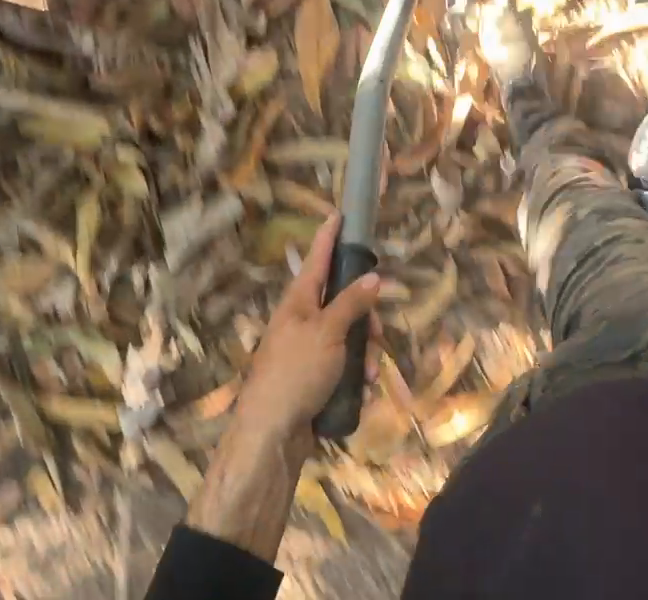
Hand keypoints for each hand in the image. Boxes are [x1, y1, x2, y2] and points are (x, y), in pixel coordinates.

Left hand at [232, 215, 381, 439]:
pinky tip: (363, 389)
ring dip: (364, 352)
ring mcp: (306, 349)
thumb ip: (352, 303)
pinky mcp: (312, 376)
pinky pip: (342, 364)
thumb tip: (373, 277)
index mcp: (298, 302)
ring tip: (369, 374)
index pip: (316, 259)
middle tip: (377, 334)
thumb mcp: (329, 333)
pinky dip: (356, 373)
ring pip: (347, 336)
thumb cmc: (296, 373)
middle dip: (366, 318)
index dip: (328, 236)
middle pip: (342, 301)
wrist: (270, 433)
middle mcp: (301, 320)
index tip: (338, 214)